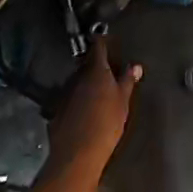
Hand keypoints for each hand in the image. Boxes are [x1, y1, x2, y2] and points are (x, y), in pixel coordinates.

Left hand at [43, 37, 142, 178]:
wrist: (77, 154)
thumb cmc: (106, 123)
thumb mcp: (123, 102)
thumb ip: (127, 81)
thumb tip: (135, 65)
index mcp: (95, 70)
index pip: (98, 47)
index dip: (102, 41)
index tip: (106, 38)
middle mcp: (77, 76)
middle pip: (86, 64)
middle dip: (95, 65)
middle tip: (107, 70)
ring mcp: (65, 92)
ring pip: (77, 81)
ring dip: (86, 82)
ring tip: (97, 92)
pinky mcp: (57, 109)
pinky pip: (70, 98)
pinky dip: (77, 99)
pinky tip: (84, 111)